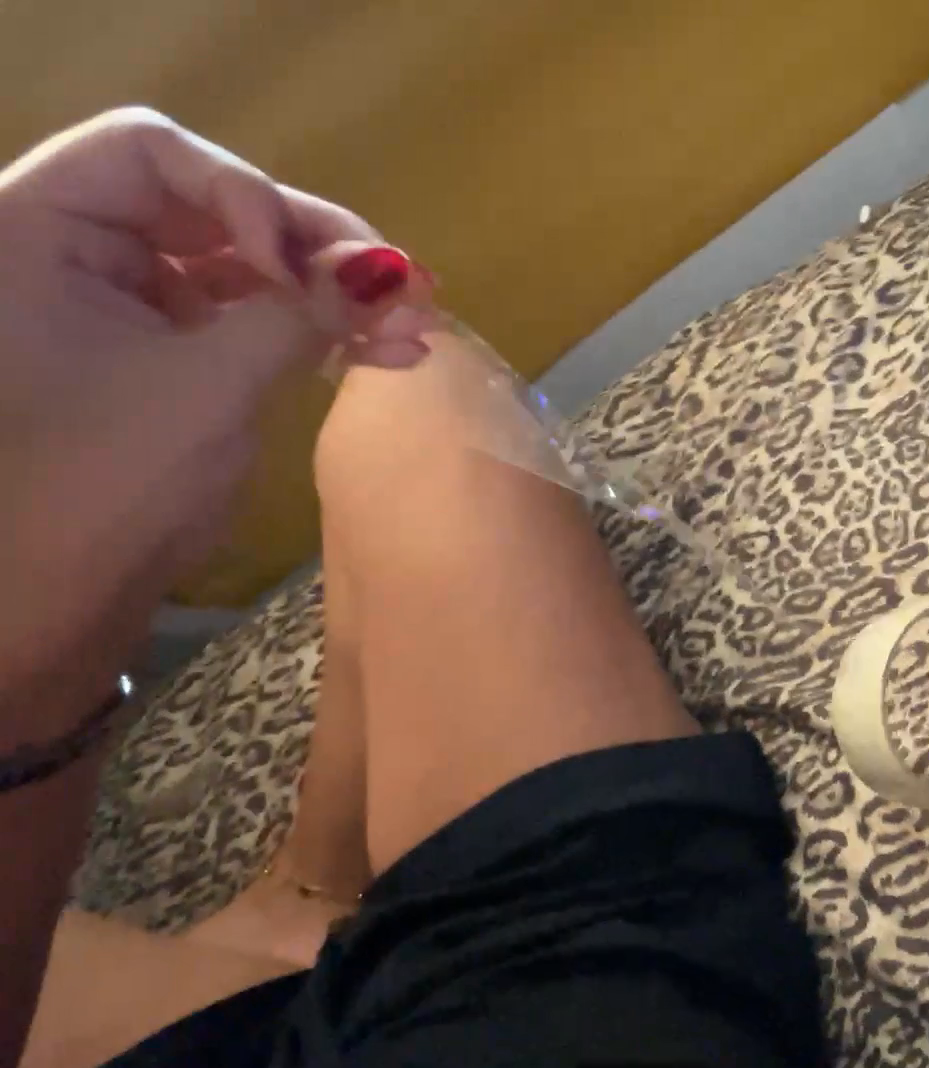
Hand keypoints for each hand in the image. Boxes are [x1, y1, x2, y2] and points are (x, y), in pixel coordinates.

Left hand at [0, 109, 430, 733]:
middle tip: (407, 287)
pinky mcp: (187, 344)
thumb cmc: (102, 476)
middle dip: (322, 246)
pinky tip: (391, 350)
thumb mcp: (210, 383)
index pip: (156, 154)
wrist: (59, 580)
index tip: (302, 273)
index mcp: (37, 229)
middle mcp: (87, 247)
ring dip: (343, 290)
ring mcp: (143, 298)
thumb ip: (303, 314)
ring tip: (418, 326)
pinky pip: (269, 312)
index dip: (244, 199)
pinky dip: (330, 326)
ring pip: (260, 260)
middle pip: (224, 204)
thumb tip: (397, 269)